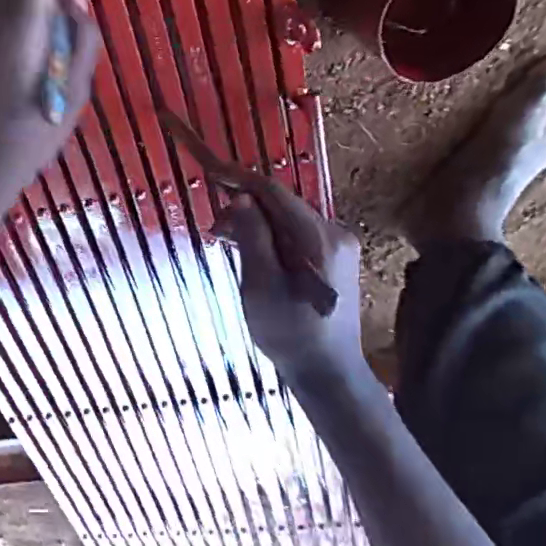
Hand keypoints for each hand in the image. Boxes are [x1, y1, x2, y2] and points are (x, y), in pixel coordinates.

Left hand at [0, 0, 101, 197]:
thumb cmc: (35, 132)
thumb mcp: (76, 90)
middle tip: (60, 31)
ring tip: (45, 56)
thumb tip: (75, 5)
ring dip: (28, 12)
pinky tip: (24, 70)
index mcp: (19, 27)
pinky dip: (14, 29)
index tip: (69, 7)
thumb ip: (81, 40)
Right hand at [219, 185, 364, 387]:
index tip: (210, 171)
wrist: (329, 375)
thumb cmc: (290, 332)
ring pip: (285, 218)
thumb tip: (240, 197)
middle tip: (214, 230)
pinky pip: (293, 233)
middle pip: (280, 203)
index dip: (239, 179)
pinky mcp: (332, 258)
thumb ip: (252, 236)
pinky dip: (268, 235)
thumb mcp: (261, 284)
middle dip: (244, 207)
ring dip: (254, 223)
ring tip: (226, 242)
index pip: (273, 192)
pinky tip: (249, 250)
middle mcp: (334, 233)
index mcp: (318, 238)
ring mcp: (336, 245)